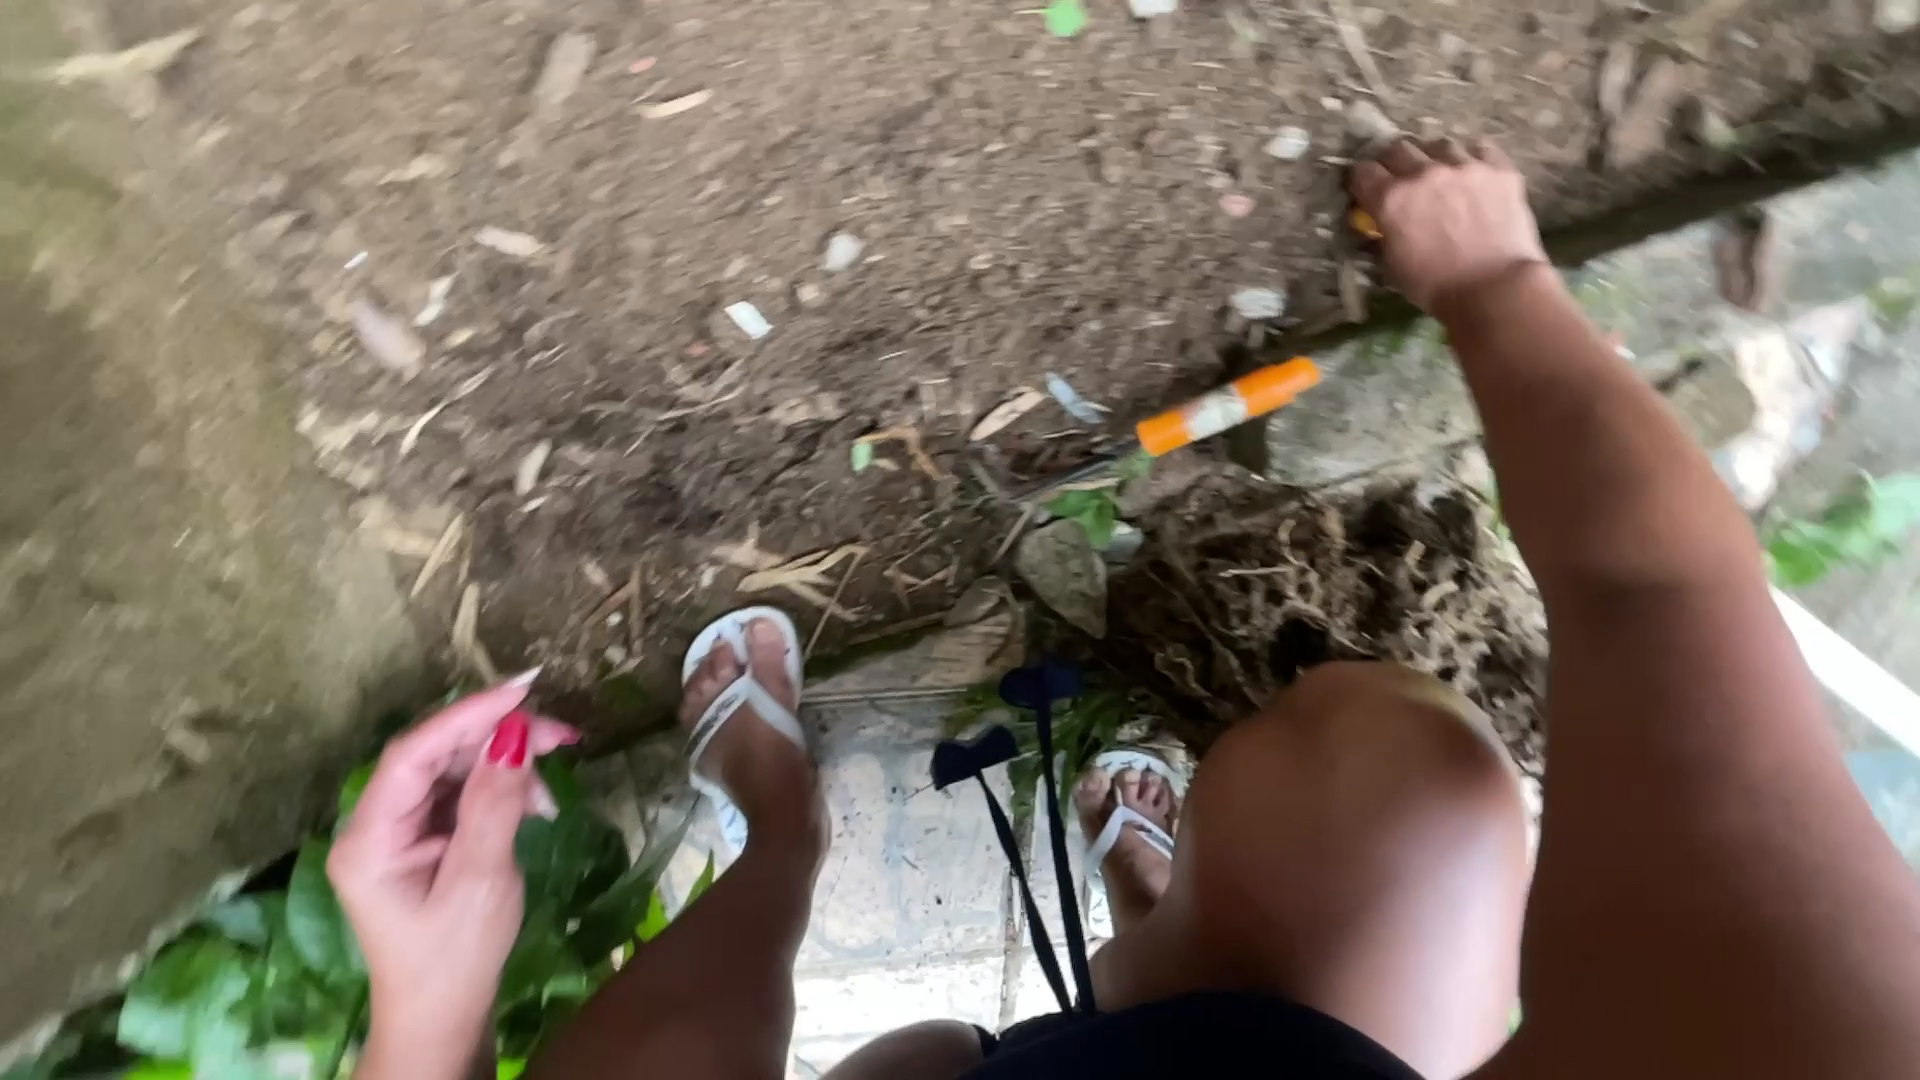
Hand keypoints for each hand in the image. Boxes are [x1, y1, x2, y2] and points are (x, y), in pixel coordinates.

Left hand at [328, 675, 578, 1078]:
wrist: (447, 1010)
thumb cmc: (457, 953)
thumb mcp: (481, 876)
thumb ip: (495, 801)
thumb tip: (516, 733)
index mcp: (372, 837)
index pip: (414, 753)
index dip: (468, 714)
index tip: (525, 690)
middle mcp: (380, 822)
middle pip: (439, 752)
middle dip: (502, 735)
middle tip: (562, 733)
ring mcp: (406, 826)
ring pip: (460, 764)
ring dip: (513, 760)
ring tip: (556, 775)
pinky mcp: (432, 832)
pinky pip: (471, 787)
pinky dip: (510, 784)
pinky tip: (539, 801)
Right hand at [1348, 138, 1549, 315]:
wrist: (1491, 285)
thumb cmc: (1431, 284)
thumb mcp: (1390, 264)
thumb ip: (1379, 235)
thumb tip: (1375, 224)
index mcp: (1391, 199)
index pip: (1363, 172)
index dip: (1360, 181)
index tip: (1364, 191)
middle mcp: (1425, 173)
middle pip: (1399, 148)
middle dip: (1392, 163)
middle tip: (1397, 179)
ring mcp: (1465, 166)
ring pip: (1439, 144)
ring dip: (1431, 157)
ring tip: (1436, 174)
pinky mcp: (1499, 168)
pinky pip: (1478, 149)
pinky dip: (1468, 158)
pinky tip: (1468, 174)